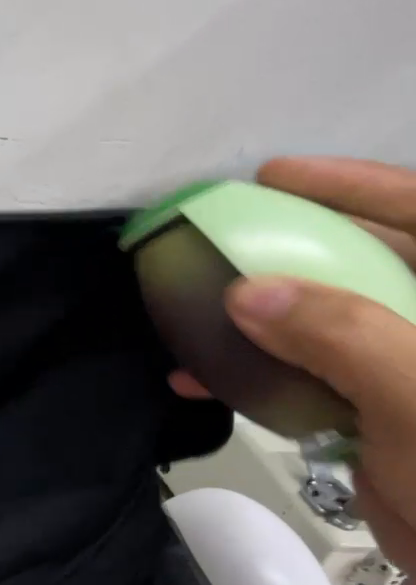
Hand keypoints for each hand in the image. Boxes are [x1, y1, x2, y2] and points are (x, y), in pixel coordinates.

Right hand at [173, 158, 415, 565]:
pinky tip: (196, 375)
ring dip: (257, 313)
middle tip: (217, 234)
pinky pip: (306, 372)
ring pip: (329, 319)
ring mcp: (412, 369)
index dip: (361, 189)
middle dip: (292, 247)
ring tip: (190, 300)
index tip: (277, 176)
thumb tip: (249, 292)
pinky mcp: (380, 409)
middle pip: (372, 263)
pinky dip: (251, 370)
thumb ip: (346, 336)